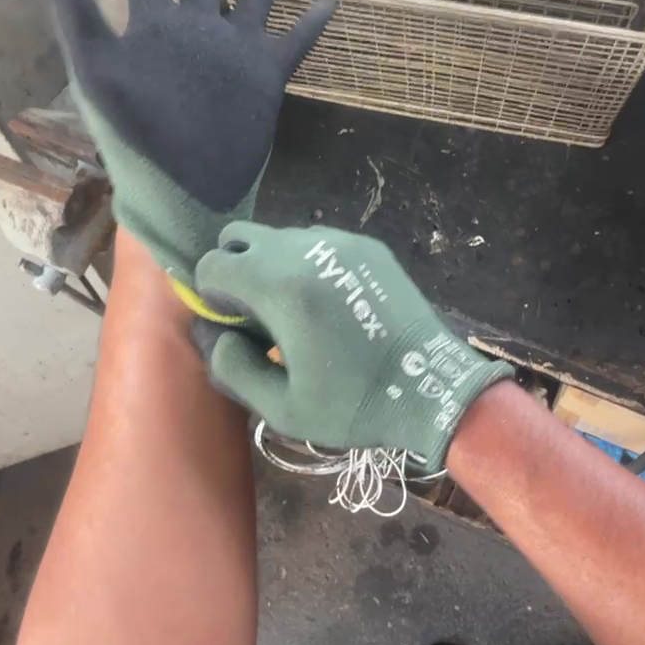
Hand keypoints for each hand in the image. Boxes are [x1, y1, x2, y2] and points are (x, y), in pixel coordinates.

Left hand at [26, 0, 334, 295]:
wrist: (185, 189)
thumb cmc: (133, 132)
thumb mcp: (91, 55)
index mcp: (155, 27)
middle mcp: (197, 34)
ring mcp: (234, 55)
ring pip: (255, 3)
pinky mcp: (267, 78)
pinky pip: (296, 41)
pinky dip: (313, 21)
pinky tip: (330, 1)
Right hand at [192, 223, 512, 468]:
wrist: (431, 388)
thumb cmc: (354, 405)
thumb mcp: (281, 408)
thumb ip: (231, 367)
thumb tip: (213, 332)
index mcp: (281, 287)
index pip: (213, 264)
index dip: (213, 298)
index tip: (238, 327)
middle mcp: (308, 250)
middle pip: (240, 237)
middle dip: (236, 272)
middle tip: (260, 317)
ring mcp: (342, 242)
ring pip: (281, 237)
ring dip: (273, 267)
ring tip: (301, 314)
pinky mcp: (369, 247)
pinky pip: (319, 243)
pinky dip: (309, 266)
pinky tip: (333, 307)